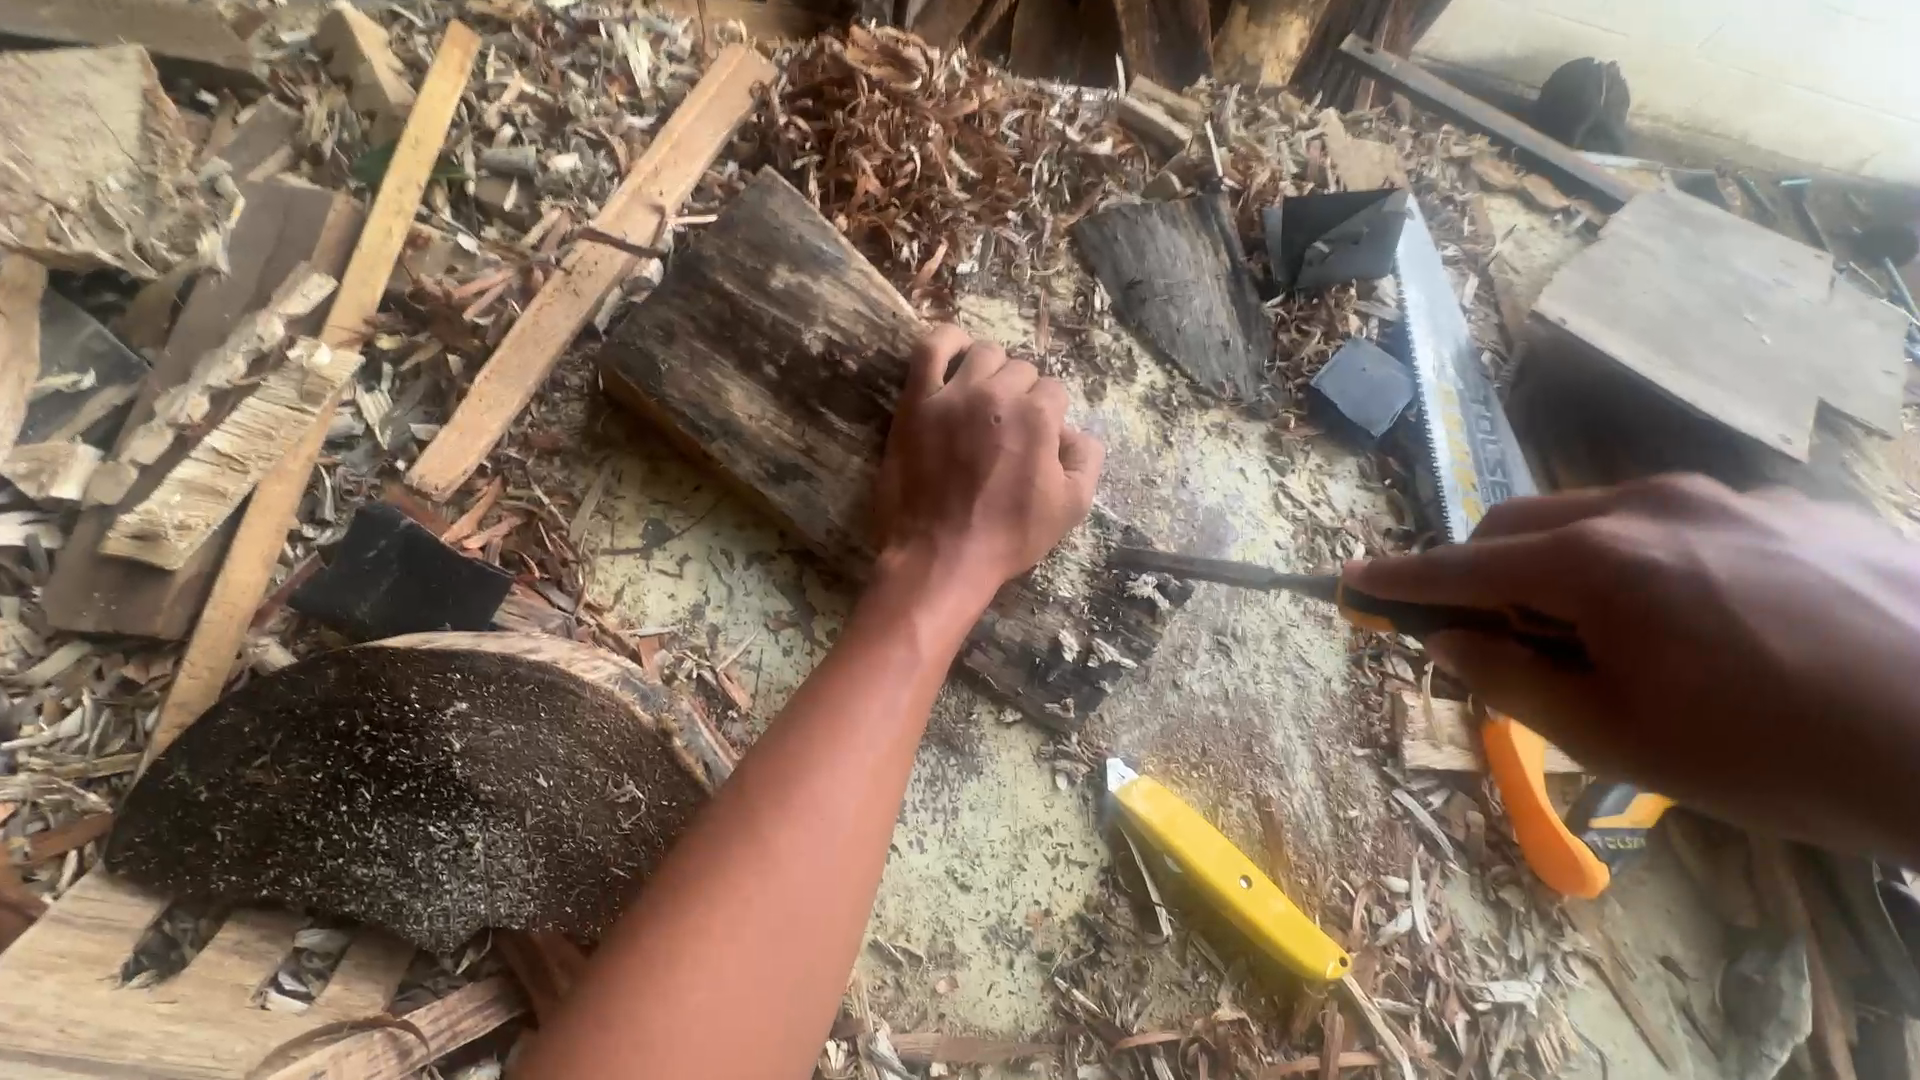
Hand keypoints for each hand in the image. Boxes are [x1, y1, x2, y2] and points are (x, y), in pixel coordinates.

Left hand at [873, 325, 1103, 598]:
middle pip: (1021, 370)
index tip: (1037, 441)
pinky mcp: (916, 402)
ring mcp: (953, 395)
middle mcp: (998, 395)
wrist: (940, 556)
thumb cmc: (1007, 536)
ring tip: (985, 397)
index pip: (1055, 392)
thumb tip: (1076, 433)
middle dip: (1022, 395)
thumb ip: (1087, 460)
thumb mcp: (1071, 508)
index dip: (1050, 417)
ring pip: (983, 353)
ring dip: (992, 369)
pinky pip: (930, 348)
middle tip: (1009, 428)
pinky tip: (954, 352)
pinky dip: (946, 341)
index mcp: (1038, 417)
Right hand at [1347, 473, 1919, 862]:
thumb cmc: (1782, 756)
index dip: (1397, 578)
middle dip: (1488, 569)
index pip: (1462, 566)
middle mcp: (1652, 506)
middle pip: (1521, 522)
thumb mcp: (1616, 736)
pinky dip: (1655, 558)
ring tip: (1624, 633)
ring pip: (1601, 514)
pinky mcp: (1802, 508)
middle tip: (1506, 632)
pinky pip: (1686, 521)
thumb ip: (1508, 678)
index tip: (1349, 580)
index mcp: (1598, 562)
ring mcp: (1733, 497)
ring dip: (1572, 563)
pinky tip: (1720, 619)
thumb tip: (1446, 638)